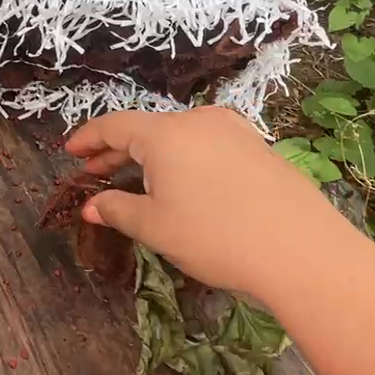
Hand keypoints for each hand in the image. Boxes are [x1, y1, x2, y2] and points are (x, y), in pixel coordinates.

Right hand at [64, 108, 357, 300]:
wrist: (305, 253)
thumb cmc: (216, 237)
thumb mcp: (154, 227)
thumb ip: (116, 210)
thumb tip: (90, 205)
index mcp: (165, 134)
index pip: (114, 126)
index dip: (87, 138)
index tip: (69, 152)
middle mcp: (198, 122)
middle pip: (145, 129)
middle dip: (116, 151)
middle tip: (94, 172)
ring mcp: (233, 132)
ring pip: (177, 137)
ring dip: (150, 157)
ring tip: (136, 182)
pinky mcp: (259, 149)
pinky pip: (205, 146)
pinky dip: (181, 160)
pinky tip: (182, 185)